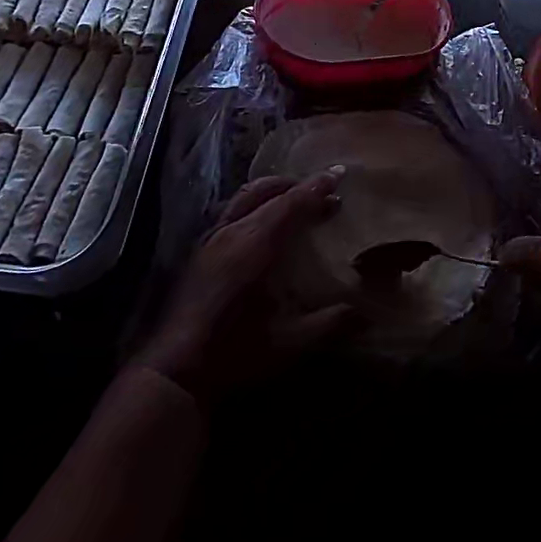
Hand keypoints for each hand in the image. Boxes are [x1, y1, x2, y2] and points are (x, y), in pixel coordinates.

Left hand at [132, 170, 350, 403]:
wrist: (176, 366)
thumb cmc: (233, 352)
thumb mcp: (288, 343)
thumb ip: (328, 324)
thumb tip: (364, 313)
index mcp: (254, 245)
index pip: (290, 204)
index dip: (316, 188)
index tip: (338, 174)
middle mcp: (231, 232)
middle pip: (264, 192)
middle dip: (295, 185)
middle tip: (322, 190)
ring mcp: (210, 239)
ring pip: (243, 198)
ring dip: (271, 191)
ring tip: (293, 199)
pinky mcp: (198, 251)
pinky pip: (229, 211)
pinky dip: (252, 205)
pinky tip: (259, 224)